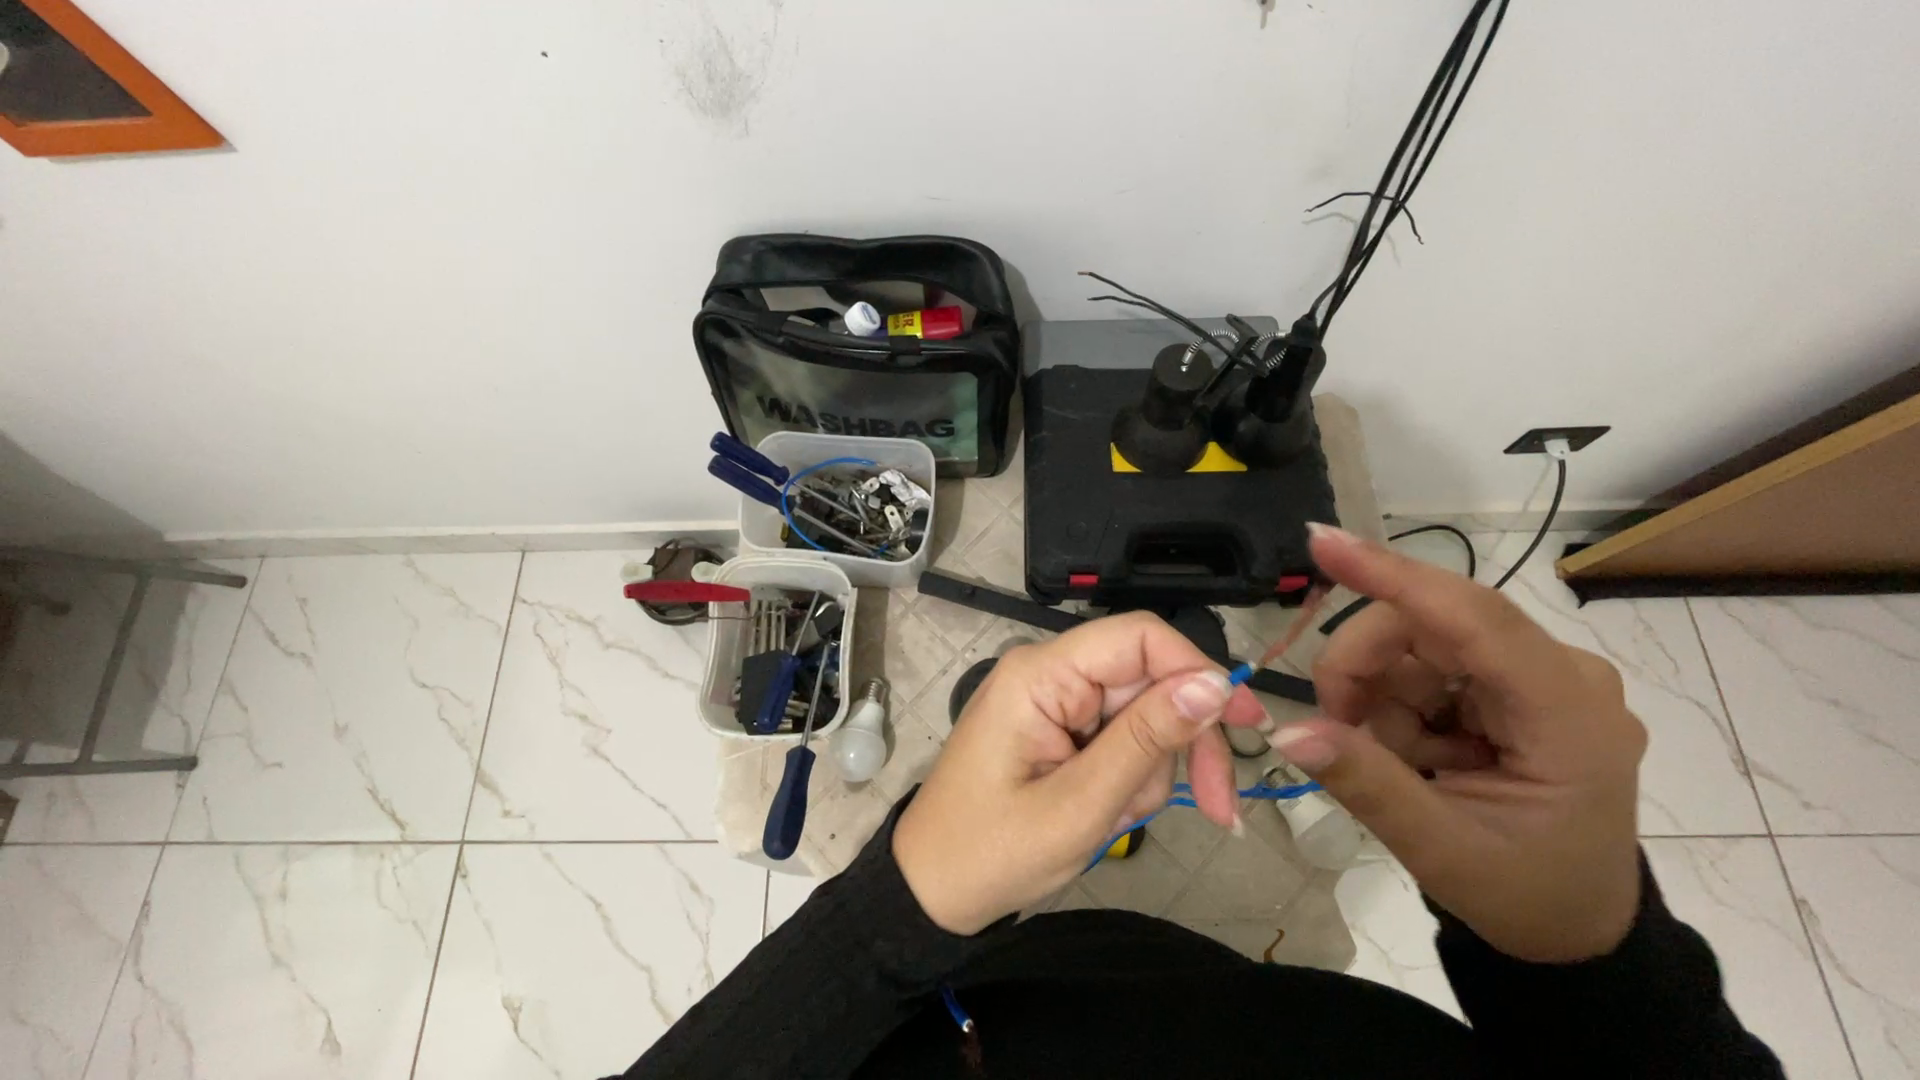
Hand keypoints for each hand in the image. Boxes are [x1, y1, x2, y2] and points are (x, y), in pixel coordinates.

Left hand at [892, 612, 1267, 934]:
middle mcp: (1049, 674)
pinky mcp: (1060, 729)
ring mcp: (1054, 702)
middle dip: (1183, 745)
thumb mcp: (1079, 805)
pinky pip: (1121, 740)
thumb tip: (1214, 683)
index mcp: (1040, 674)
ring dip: (1151, 772)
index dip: (1199, 669)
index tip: (1247, 724)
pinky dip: (1130, 780)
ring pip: (1144, 716)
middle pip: (1150, 680)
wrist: (932, 893)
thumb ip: (1147, 740)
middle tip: (1218, 811)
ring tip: (1115, 818)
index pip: (1140, 636)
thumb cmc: (991, 855)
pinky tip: (1106, 813)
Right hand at [1270, 524, 1647, 962]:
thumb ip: (1365, 783)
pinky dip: (1396, 702)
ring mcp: (1538, 674)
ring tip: (1394, 761)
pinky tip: (1414, 752)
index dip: (1394, 576)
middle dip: (1364, 670)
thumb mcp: (1440, 850)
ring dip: (1378, 694)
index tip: (1321, 541)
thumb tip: (1284, 731)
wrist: (1573, 927)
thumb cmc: (1523, 894)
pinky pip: (1425, 662)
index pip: (1474, 619)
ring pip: (1416, 641)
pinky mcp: (1514, 681)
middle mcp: (1562, 674)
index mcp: (1569, 715)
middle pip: (1428, 625)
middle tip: (1335, 729)